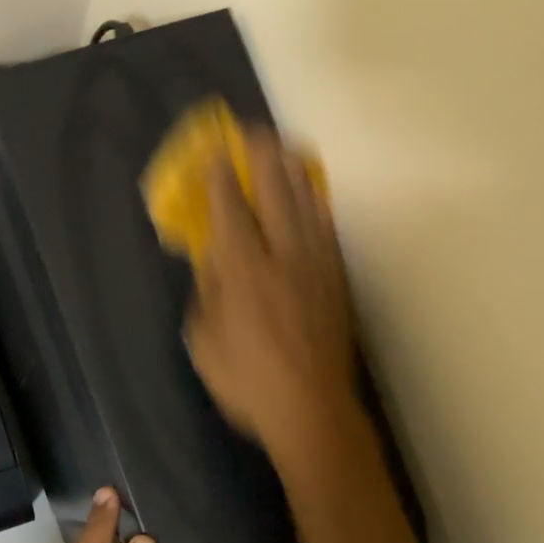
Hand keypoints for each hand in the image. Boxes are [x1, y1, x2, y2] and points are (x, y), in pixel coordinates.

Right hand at [184, 129, 362, 452]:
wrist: (313, 409)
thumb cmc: (248, 383)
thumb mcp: (207, 343)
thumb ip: (208, 295)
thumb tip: (211, 262)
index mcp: (244, 272)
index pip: (230, 210)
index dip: (219, 178)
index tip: (212, 154)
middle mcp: (283, 256)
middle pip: (275, 191)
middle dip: (261, 156)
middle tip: (250, 133)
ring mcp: (316, 264)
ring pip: (308, 201)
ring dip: (293, 169)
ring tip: (283, 147)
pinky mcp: (337, 277)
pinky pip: (326, 226)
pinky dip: (316, 201)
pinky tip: (311, 192)